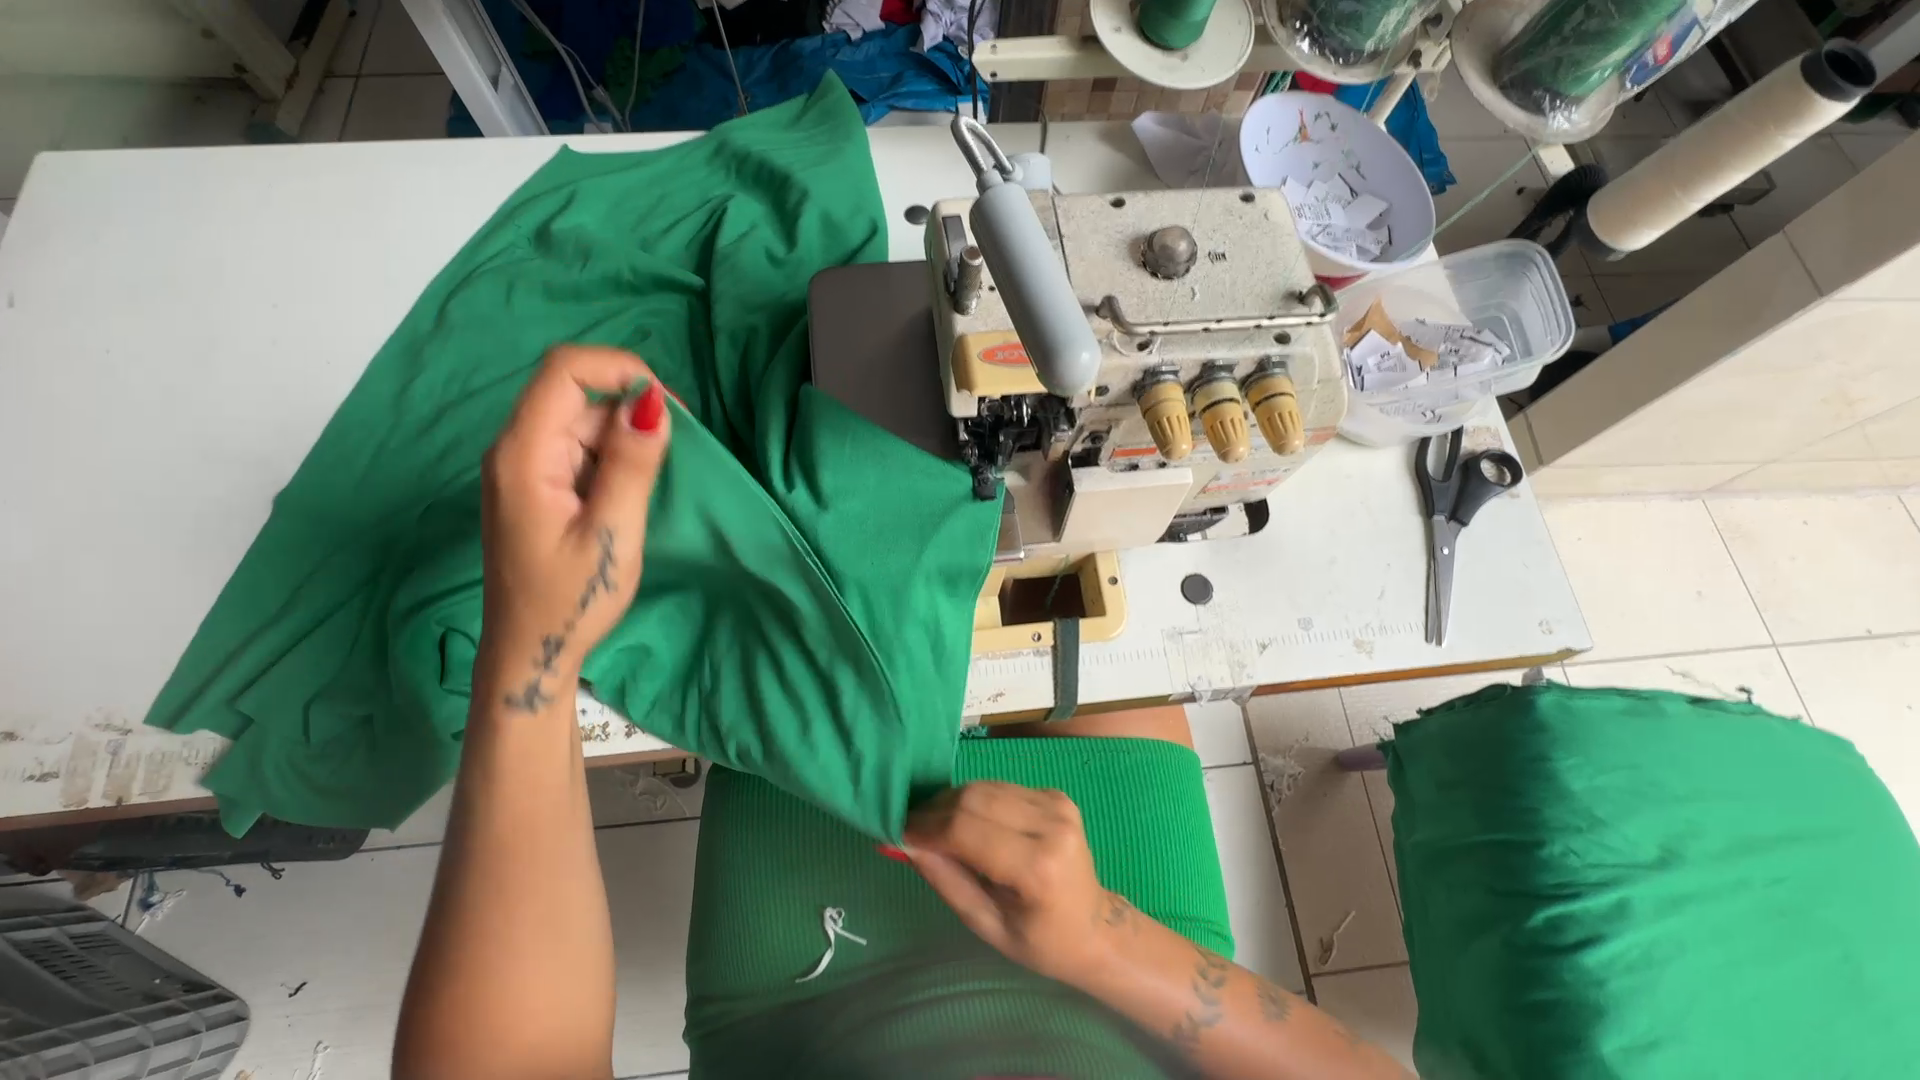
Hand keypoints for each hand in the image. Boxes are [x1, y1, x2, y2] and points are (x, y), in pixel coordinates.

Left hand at [478, 345, 670, 713]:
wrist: (530, 653)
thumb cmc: (571, 600)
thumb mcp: (612, 533)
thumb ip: (631, 464)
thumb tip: (654, 402)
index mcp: (524, 454)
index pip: (564, 370)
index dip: (619, 368)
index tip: (668, 405)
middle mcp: (515, 449)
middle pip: (576, 393)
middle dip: (631, 407)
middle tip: (677, 450)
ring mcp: (524, 467)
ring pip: (580, 420)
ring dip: (625, 436)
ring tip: (656, 479)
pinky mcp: (537, 485)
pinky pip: (578, 448)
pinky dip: (612, 457)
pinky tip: (632, 491)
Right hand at [903, 781, 1126, 983]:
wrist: (1097, 928)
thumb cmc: (1041, 941)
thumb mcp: (987, 926)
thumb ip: (947, 881)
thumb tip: (906, 844)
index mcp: (1038, 866)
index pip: (966, 829)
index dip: (926, 827)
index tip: (898, 833)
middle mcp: (1051, 824)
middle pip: (974, 797)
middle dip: (934, 810)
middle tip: (911, 829)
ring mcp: (1057, 804)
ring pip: (984, 785)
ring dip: (952, 801)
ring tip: (934, 826)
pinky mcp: (1056, 794)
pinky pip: (1000, 787)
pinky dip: (975, 800)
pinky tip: (968, 822)